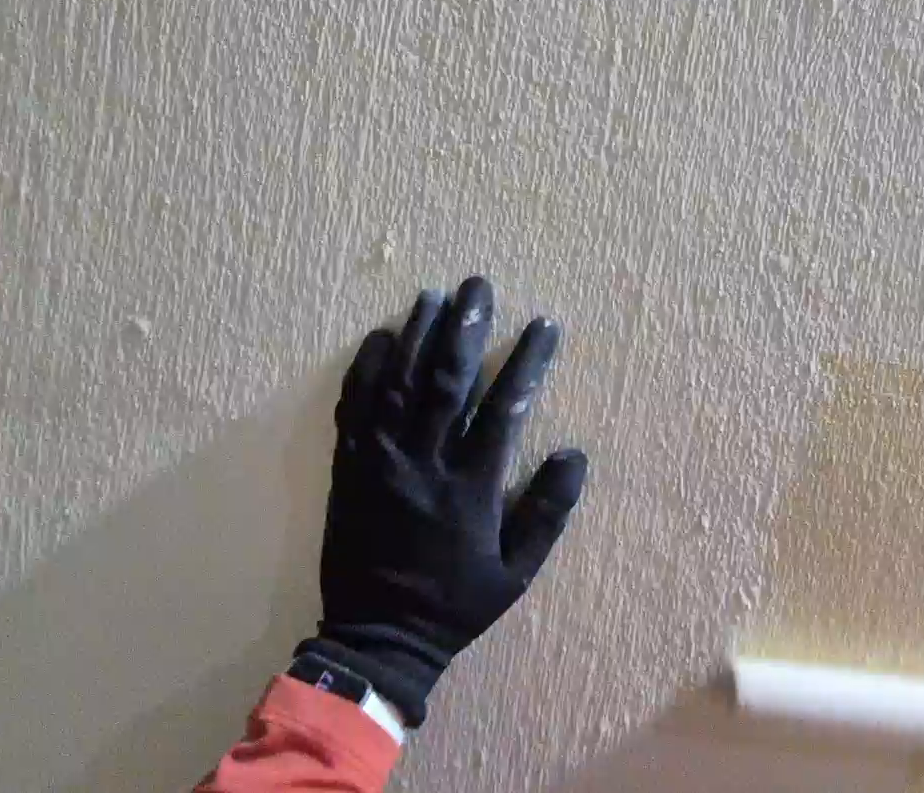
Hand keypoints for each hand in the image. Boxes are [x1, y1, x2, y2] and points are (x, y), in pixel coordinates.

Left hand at [296, 276, 588, 726]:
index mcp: (471, 485)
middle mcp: (424, 462)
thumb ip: (548, 513)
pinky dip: (366, 369)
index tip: (544, 325)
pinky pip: (354, 408)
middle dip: (465, 327)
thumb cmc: (455, 603)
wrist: (376, 638)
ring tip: (433, 295)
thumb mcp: (517, 572)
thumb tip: (575, 454)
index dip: (526, 361)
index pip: (504, 407)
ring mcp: (380, 461)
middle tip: (478, 285)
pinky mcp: (349, 467)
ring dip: (418, 335)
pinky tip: (380, 337)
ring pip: (400, 384)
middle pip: (447, 380)